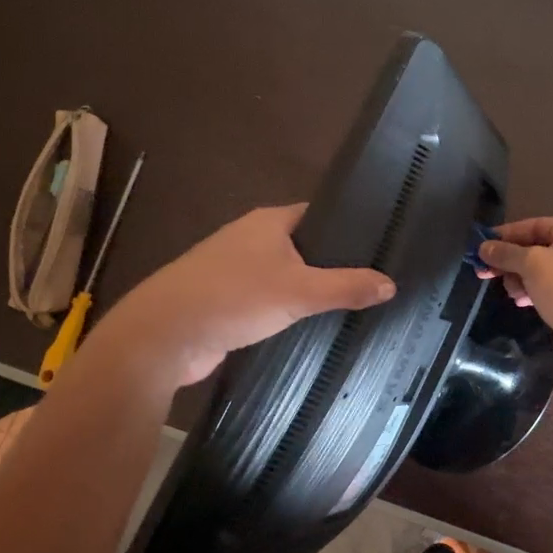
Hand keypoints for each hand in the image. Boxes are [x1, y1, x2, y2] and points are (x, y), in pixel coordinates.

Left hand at [94, 203, 393, 387]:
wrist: (161, 338)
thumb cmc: (231, 298)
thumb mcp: (299, 291)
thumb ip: (347, 286)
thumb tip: (392, 284)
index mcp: (269, 222)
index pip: (321, 214)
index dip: (350, 226)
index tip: (382, 242)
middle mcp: (252, 238)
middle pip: (305, 245)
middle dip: (335, 261)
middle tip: (376, 278)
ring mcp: (235, 270)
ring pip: (286, 274)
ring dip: (311, 288)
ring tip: (353, 302)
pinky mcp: (225, 302)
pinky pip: (269, 300)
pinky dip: (289, 309)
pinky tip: (313, 326)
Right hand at [476, 218, 552, 373]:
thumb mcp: (532, 264)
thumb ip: (506, 253)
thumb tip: (484, 247)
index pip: (535, 225)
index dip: (507, 234)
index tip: (483, 245)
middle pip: (537, 248)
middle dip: (511, 261)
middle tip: (484, 272)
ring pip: (540, 271)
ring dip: (520, 279)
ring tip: (512, 293)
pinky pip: (548, 289)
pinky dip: (532, 292)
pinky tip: (522, 303)